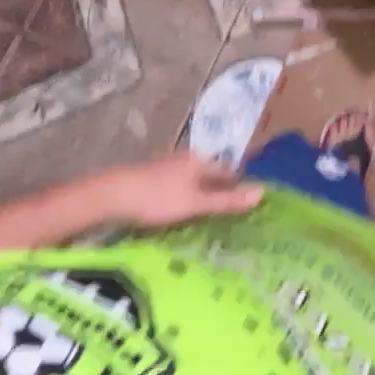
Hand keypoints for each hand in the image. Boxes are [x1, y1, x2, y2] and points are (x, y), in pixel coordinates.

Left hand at [102, 153, 263, 227]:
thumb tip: (262, 192)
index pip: (229, 171)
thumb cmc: (158, 198)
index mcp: (200, 161)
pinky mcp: (152, 177)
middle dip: (221, 189)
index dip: (240, 184)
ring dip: (202, 193)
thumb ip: (227, 200)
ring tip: (209, 214)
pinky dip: (185, 197)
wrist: (112, 196)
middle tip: (232, 211)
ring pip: (193, 180)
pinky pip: (178, 186)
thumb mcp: (196, 204)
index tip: (249, 201)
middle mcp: (186, 159)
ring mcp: (167, 166)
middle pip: (211, 174)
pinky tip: (182, 211)